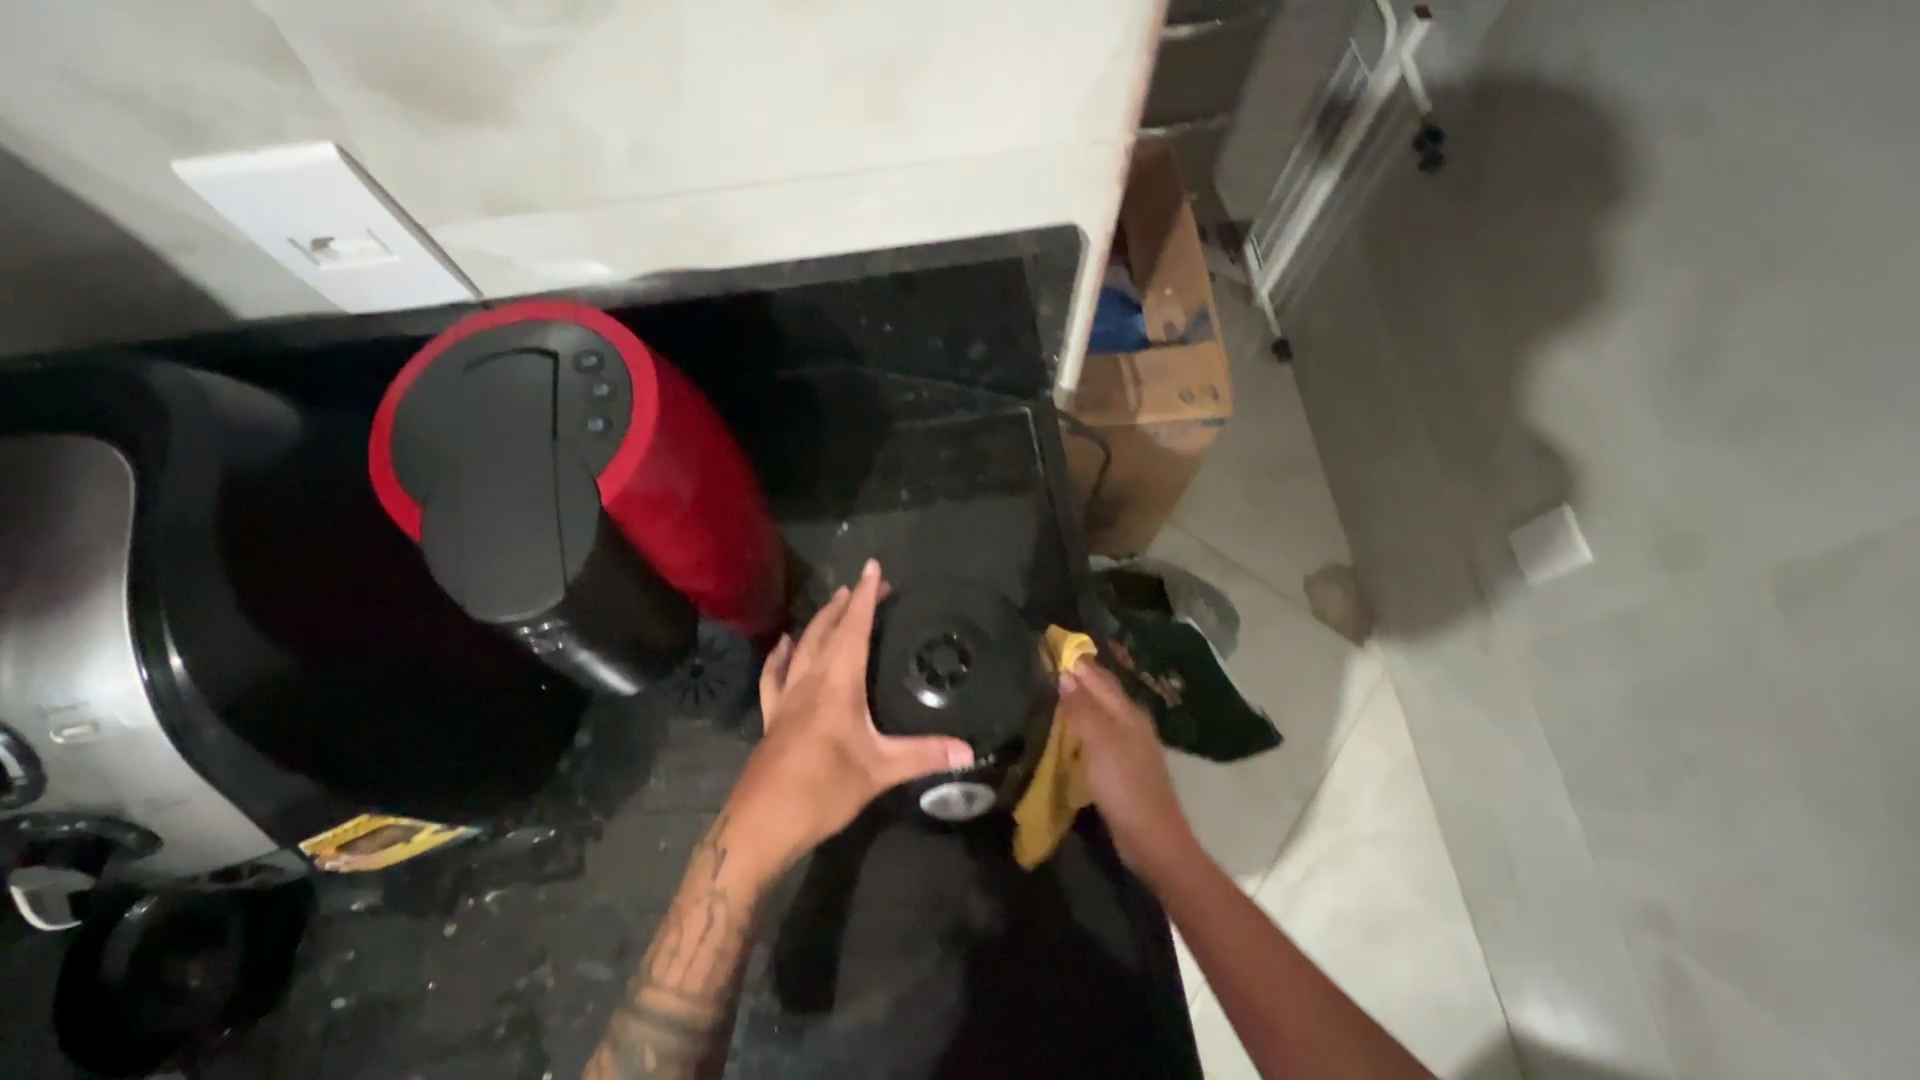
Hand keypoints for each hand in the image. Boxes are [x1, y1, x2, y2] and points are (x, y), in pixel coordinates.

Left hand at [723, 559, 974, 871]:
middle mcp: (809, 681)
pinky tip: (784, 647)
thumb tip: (969, 751)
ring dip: (817, 622)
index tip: (873, 568)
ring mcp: (786, 698)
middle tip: (863, 586)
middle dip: (845, 604)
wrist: (763, 822)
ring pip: (802, 647)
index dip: (865, 597)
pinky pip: (775, 675)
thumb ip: (924, 755)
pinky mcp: (772, 718)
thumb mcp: (880, 771)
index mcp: (837, 684)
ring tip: (831, 605)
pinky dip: (782, 656)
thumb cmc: (824, 790)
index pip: (854, 629)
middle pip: (826, 631)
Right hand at [1059, 658, 1196, 878]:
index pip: (1098, 676)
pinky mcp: (1123, 769)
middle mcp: (1131, 723)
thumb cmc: (1124, 786)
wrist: (1152, 838)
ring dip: (1078, 703)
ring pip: (1100, 714)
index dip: (1076, 661)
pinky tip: (1067, 735)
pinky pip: (1098, 737)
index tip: (1049, 646)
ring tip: (1049, 696)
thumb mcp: (1100, 743)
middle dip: (1077, 678)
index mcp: (1127, 712)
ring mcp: (1129, 747)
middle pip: (1102, 692)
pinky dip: (1082, 729)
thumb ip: (1083, 708)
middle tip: (1045, 667)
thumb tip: (1066, 674)